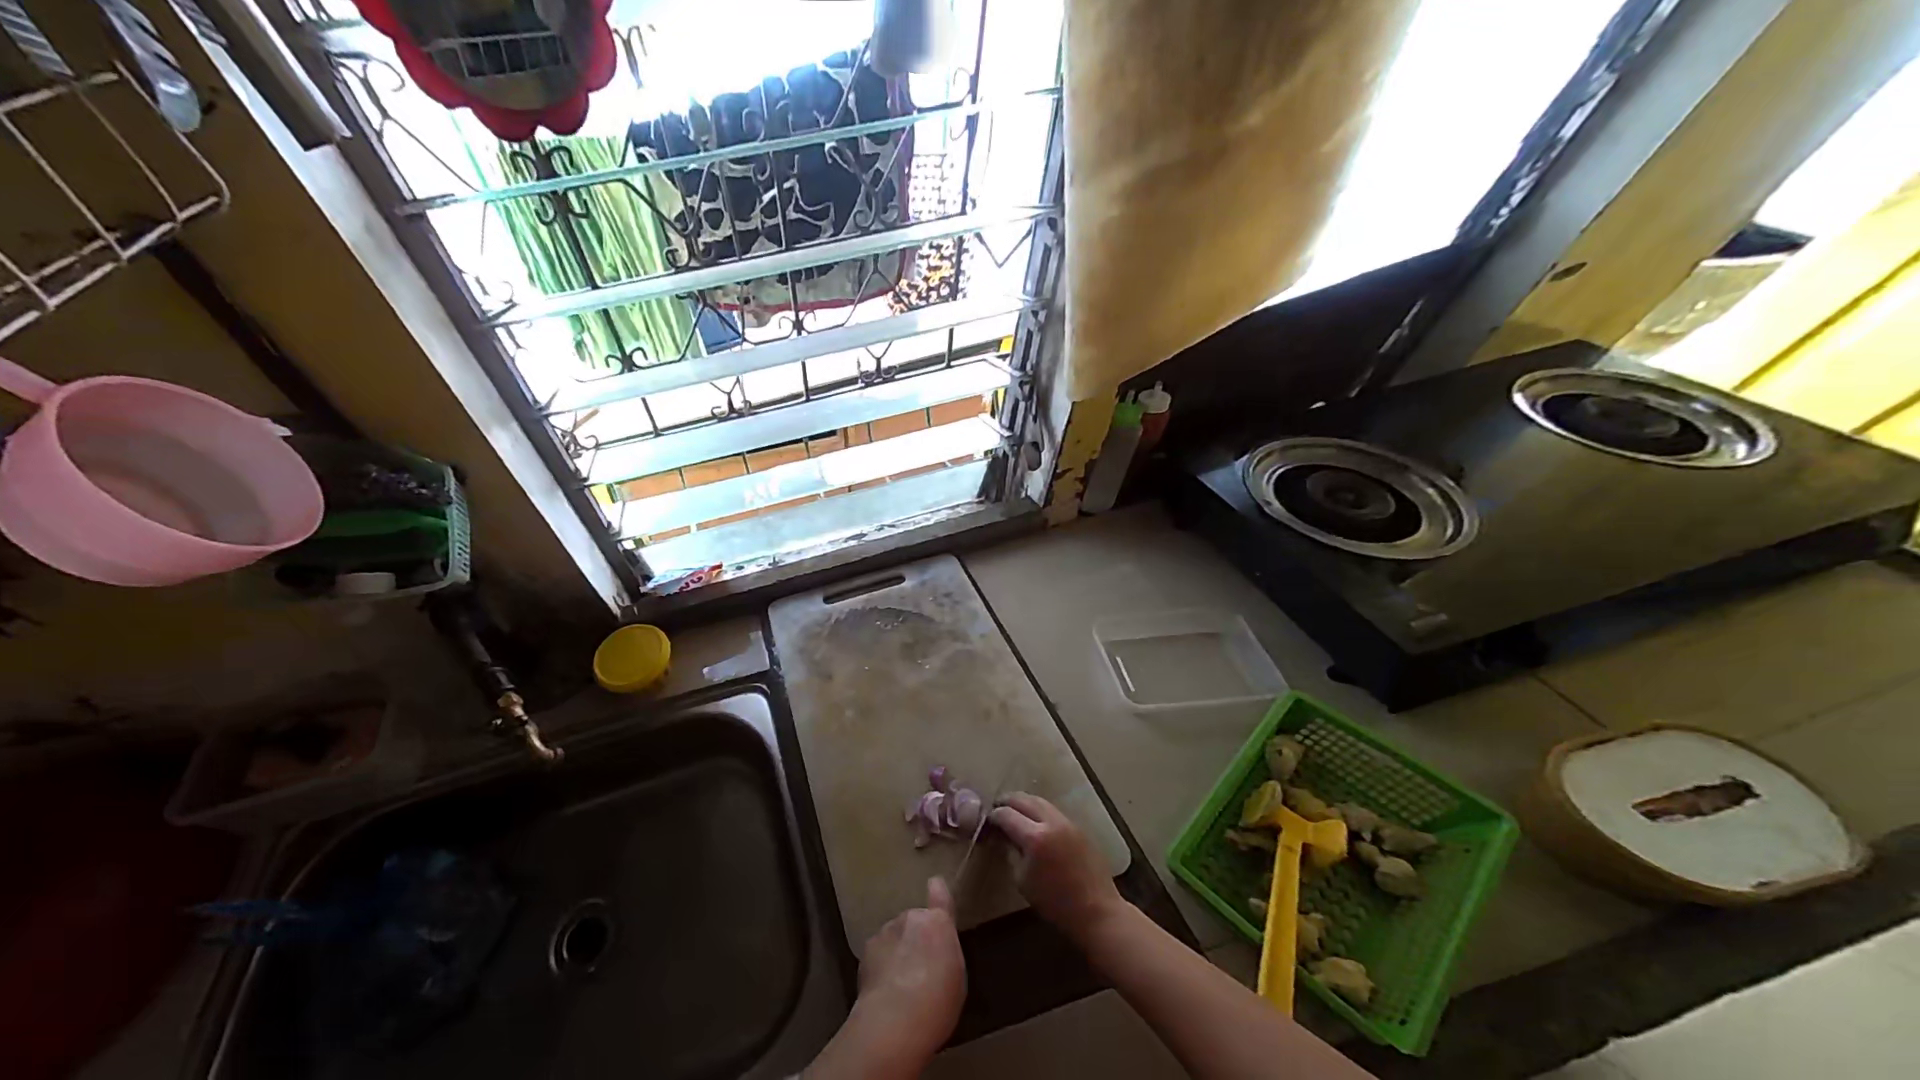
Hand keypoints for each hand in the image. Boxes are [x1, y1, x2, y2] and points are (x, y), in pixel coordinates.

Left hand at [806, 876, 964, 1079]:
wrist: (895, 1020)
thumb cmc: (937, 1003)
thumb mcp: (956, 977)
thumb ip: (946, 952)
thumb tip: (934, 951)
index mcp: (939, 923)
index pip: (939, 894)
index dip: (937, 890)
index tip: (935, 884)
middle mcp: (911, 918)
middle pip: (914, 922)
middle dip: (915, 937)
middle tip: (919, 969)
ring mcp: (886, 931)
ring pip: (894, 936)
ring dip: (897, 950)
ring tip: (899, 983)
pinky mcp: (866, 949)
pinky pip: (879, 951)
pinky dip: (881, 963)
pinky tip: (883, 988)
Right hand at [988, 793, 1125, 938]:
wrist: (1095, 909)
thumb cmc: (1054, 902)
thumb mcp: (1022, 880)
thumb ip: (1011, 852)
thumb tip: (1003, 836)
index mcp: (1034, 837)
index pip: (1007, 815)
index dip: (993, 815)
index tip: (986, 820)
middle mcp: (1051, 822)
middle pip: (1024, 799)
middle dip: (1007, 801)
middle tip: (996, 807)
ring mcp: (1067, 822)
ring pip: (1041, 801)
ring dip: (1024, 802)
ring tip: (1013, 810)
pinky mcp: (1078, 827)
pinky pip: (1053, 811)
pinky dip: (1039, 810)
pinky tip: (1033, 820)